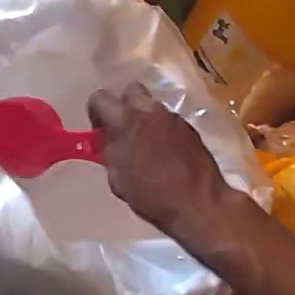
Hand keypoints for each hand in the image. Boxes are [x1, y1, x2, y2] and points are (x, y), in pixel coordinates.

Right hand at [88, 83, 235, 237]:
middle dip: (122, 107)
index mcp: (125, 119)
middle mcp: (148, 109)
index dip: (96, 113)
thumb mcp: (117, 177)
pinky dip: (161, 129)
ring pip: (150, 105)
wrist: (199, 203)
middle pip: (129, 91)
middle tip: (122, 131)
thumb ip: (109, 151)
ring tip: (144, 145)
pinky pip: (167, 119)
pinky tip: (164, 153)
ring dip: (143, 119)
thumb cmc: (151, 194)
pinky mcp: (189, 126)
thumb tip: (108, 141)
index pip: (99, 97)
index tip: (100, 132)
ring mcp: (172, 116)